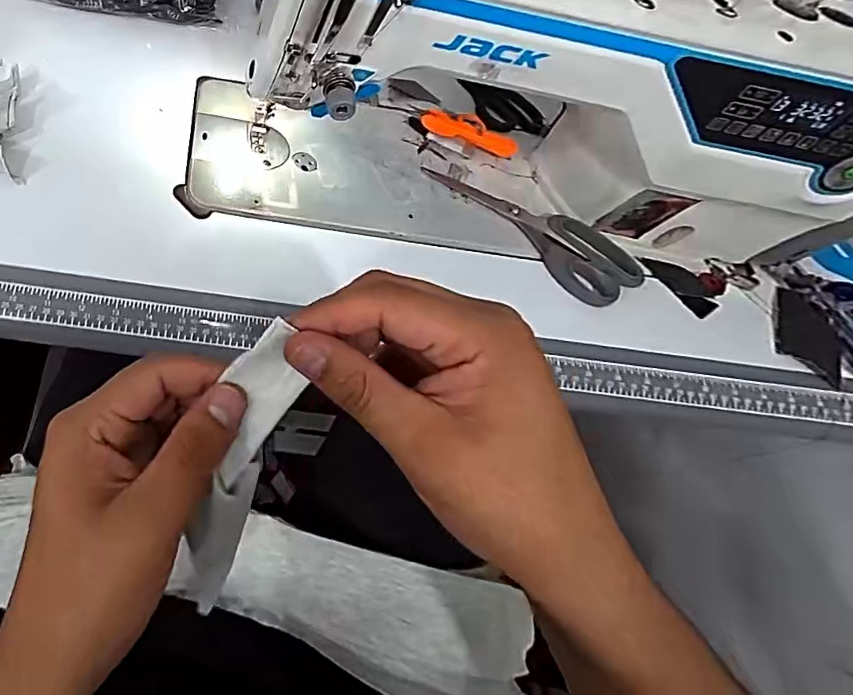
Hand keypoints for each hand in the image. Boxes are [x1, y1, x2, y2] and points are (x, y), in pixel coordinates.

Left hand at [0, 356, 245, 694]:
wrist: (56, 662)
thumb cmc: (92, 591)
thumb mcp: (151, 516)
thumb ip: (194, 450)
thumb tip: (231, 395)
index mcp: (86, 426)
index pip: (153, 374)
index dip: (203, 374)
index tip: (251, 389)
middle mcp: (92, 430)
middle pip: (159, 394)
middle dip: (206, 403)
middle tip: (255, 420)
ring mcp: (104, 457)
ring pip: (164, 422)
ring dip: (203, 431)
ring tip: (243, 446)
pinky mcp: (118, 483)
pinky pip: (162, 451)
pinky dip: (193, 457)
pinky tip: (219, 469)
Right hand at [286, 272, 744, 694]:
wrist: (567, 556)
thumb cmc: (505, 502)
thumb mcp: (420, 442)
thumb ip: (357, 385)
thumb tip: (300, 346)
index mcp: (482, 330)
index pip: (387, 299)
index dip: (330, 314)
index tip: (285, 339)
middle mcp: (484, 321)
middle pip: (394, 296)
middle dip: (342, 320)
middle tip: (297, 353)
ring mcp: (482, 341)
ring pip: (401, 315)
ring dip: (359, 336)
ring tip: (321, 368)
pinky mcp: (474, 363)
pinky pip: (415, 341)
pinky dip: (380, 354)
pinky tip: (357, 377)